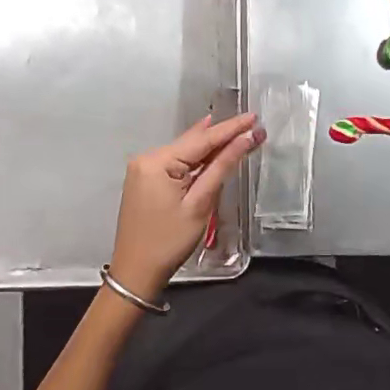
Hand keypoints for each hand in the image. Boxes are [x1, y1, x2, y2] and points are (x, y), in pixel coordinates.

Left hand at [109, 112, 264, 301]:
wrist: (135, 272)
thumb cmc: (169, 241)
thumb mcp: (199, 204)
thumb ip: (221, 168)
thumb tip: (244, 140)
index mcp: (157, 162)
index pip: (202, 140)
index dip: (231, 129)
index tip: (254, 117)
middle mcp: (146, 159)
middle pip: (191, 143)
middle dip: (221, 135)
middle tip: (250, 123)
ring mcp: (142, 171)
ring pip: (183, 153)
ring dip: (209, 147)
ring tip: (236, 132)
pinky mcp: (143, 183)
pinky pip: (173, 165)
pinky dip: (194, 161)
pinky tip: (209, 152)